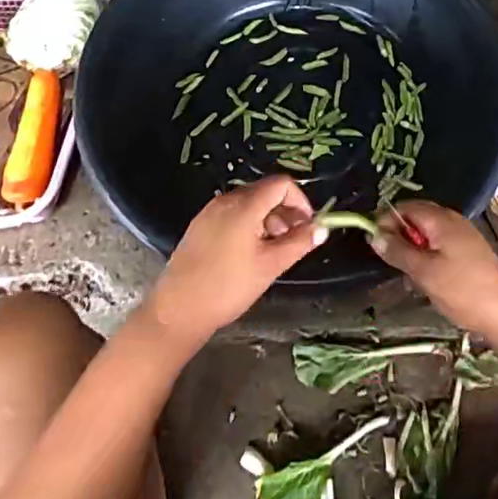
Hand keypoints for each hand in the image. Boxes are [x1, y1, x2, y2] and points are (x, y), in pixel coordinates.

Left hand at [145, 175, 326, 341]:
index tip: (307, 225)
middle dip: (286, 210)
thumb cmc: (227, 288)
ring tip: (273, 248)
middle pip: (265, 191)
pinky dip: (249, 224)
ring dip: (269, 218)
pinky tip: (250, 251)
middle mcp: (225, 201)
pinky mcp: (199, 227)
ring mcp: (209, 213)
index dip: (300, 201)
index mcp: (244, 206)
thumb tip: (321, 228)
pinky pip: (232, 213)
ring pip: (249, 203)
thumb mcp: (270, 266)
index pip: (281, 184)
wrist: (175, 314)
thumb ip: (299, 243)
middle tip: (294, 238)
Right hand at [370, 201, 497, 347]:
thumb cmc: (462, 291)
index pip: (406, 207)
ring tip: (408, 273)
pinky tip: (427, 277)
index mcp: (442, 219)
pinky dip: (428, 254)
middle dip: (400, 234)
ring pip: (429, 232)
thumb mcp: (424, 272)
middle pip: (418, 216)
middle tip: (390, 260)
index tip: (375, 244)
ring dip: (414, 247)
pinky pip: (441, 243)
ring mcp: (464, 234)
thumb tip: (375, 234)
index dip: (387, 221)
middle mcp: (454, 219)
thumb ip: (399, 251)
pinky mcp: (470, 250)